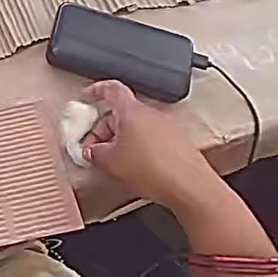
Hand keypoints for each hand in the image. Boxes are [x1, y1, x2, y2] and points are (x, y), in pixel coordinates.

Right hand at [80, 80, 227, 216]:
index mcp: (131, 111)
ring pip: (136, 128)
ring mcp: (166, 127)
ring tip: (116, 164)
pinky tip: (137, 169)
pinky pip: (151, 139)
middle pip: (121, 114)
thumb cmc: (155, 169)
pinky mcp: (176, 143)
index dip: (97, 90)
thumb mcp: (110, 162)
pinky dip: (139, 149)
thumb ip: (94, 152)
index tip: (88, 96)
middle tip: (95, 150)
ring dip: (122, 141)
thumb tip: (92, 151)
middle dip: (104, 130)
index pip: (111, 89)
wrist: (189, 186)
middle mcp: (150, 114)